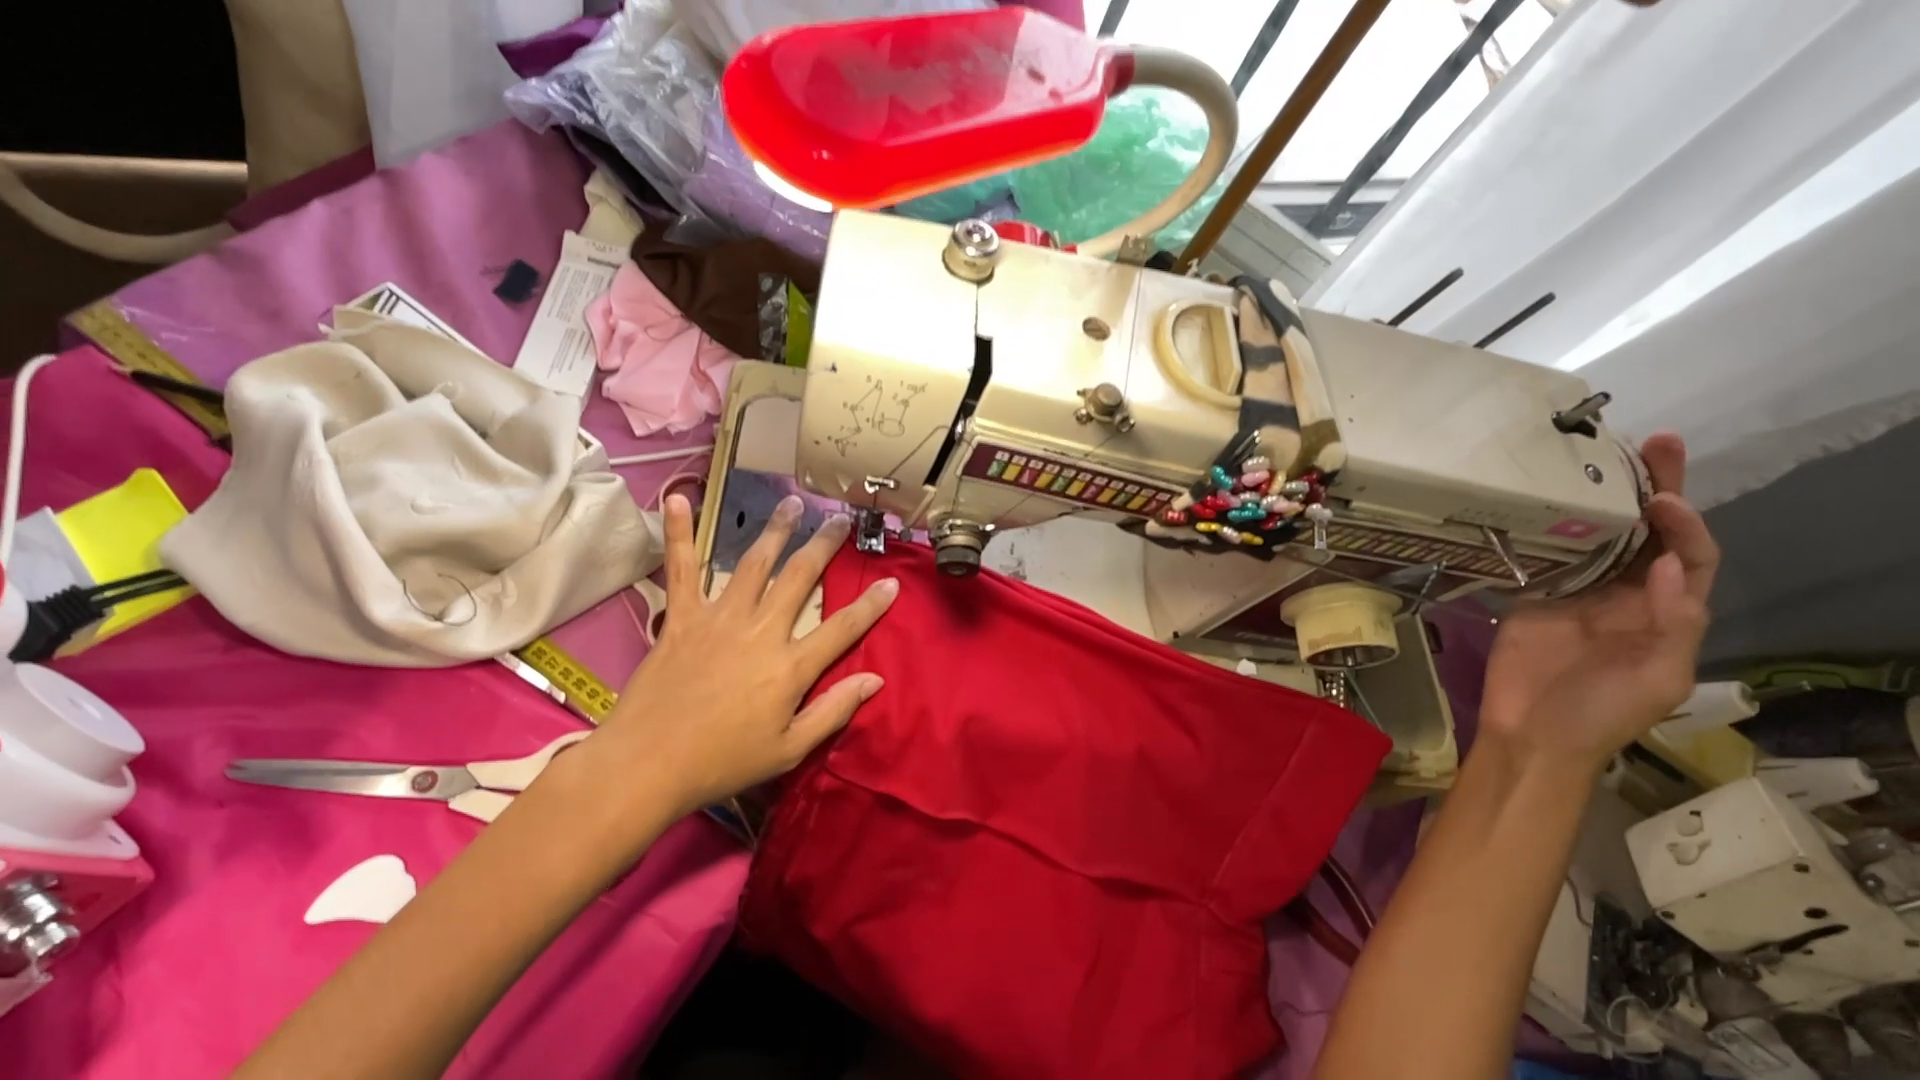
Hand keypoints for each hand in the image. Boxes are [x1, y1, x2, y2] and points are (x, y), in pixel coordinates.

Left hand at [594, 493, 896, 817]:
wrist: (649, 763)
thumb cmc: (723, 763)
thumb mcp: (789, 750)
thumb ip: (833, 711)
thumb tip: (875, 680)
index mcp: (790, 667)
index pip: (842, 628)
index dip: (870, 605)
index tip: (891, 582)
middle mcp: (760, 632)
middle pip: (800, 578)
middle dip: (824, 545)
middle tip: (840, 520)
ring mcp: (719, 619)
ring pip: (754, 564)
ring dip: (776, 531)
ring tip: (792, 504)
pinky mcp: (681, 618)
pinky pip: (682, 569)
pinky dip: (680, 534)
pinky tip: (679, 499)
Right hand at [1478, 434, 1719, 771]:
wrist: (1530, 735)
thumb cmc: (1602, 714)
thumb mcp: (1657, 678)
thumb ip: (1672, 623)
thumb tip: (1666, 562)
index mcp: (1667, 612)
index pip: (1689, 555)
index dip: (1684, 524)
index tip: (1660, 499)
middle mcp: (1628, 592)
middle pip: (1650, 532)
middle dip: (1658, 487)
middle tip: (1655, 442)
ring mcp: (1578, 590)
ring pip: (1600, 534)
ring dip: (1605, 497)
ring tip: (1600, 455)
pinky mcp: (1533, 592)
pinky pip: (1547, 551)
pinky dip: (1549, 523)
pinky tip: (1544, 497)